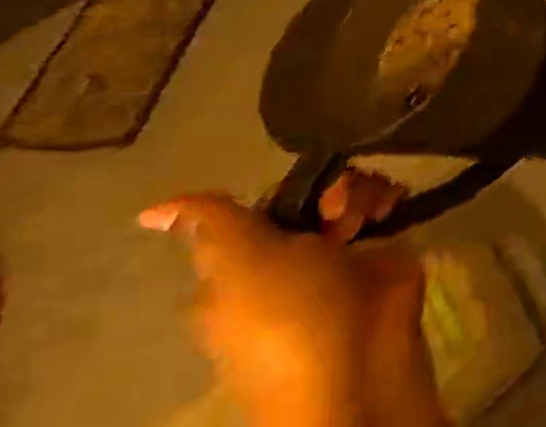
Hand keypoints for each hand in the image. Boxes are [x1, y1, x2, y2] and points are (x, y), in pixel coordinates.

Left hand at [140, 172, 445, 426]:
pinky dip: (390, 199)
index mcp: (243, 263)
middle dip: (335, 188)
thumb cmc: (289, 315)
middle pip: (314, 194)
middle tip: (344, 209)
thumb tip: (151, 209)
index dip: (293, 189)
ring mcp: (341, 252)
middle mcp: (291, 254)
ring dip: (364, 191)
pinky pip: (386, 207)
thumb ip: (215, 228)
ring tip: (376, 210)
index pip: (266, 204)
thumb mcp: (241, 268)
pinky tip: (394, 206)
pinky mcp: (383, 251)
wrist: (358, 356)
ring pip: (352, 195)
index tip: (313, 195)